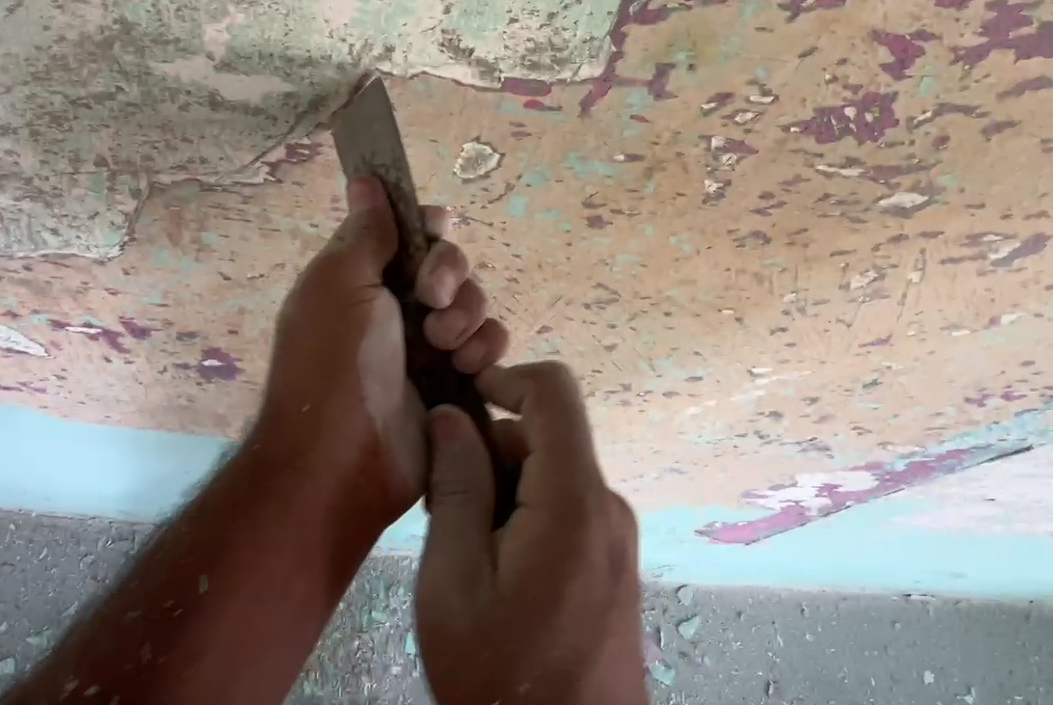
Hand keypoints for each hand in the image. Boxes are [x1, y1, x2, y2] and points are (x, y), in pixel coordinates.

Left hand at [254, 175, 509, 523]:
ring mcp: (426, 348)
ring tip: (441, 346)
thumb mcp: (340, 282)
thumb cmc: (334, 361)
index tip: (435, 226)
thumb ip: (365, 230)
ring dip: (467, 317)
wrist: (342, 461)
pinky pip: (491, 347)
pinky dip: (485, 349)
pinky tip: (466, 369)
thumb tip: (366, 177)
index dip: (426, 225)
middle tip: (430, 301)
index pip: (407, 233)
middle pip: (450, 265)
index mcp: (360, 278)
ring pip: (475, 305)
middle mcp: (394, 308)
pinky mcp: (457, 384)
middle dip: (449, 275)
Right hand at [415, 362, 645, 704]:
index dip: (504, 377)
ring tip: (460, 544)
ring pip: (547, 471)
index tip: (456, 399)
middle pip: (544, 434)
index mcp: (573, 503)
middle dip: (486, 449)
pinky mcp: (610, 562)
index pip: (554, 392)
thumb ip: (456, 486)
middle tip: (439, 503)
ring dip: (499, 485)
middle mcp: (606, 508)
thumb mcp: (453, 579)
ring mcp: (614, 538)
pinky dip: (520, 511)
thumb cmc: (498, 676)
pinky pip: (561, 504)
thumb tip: (451, 414)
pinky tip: (490, 564)